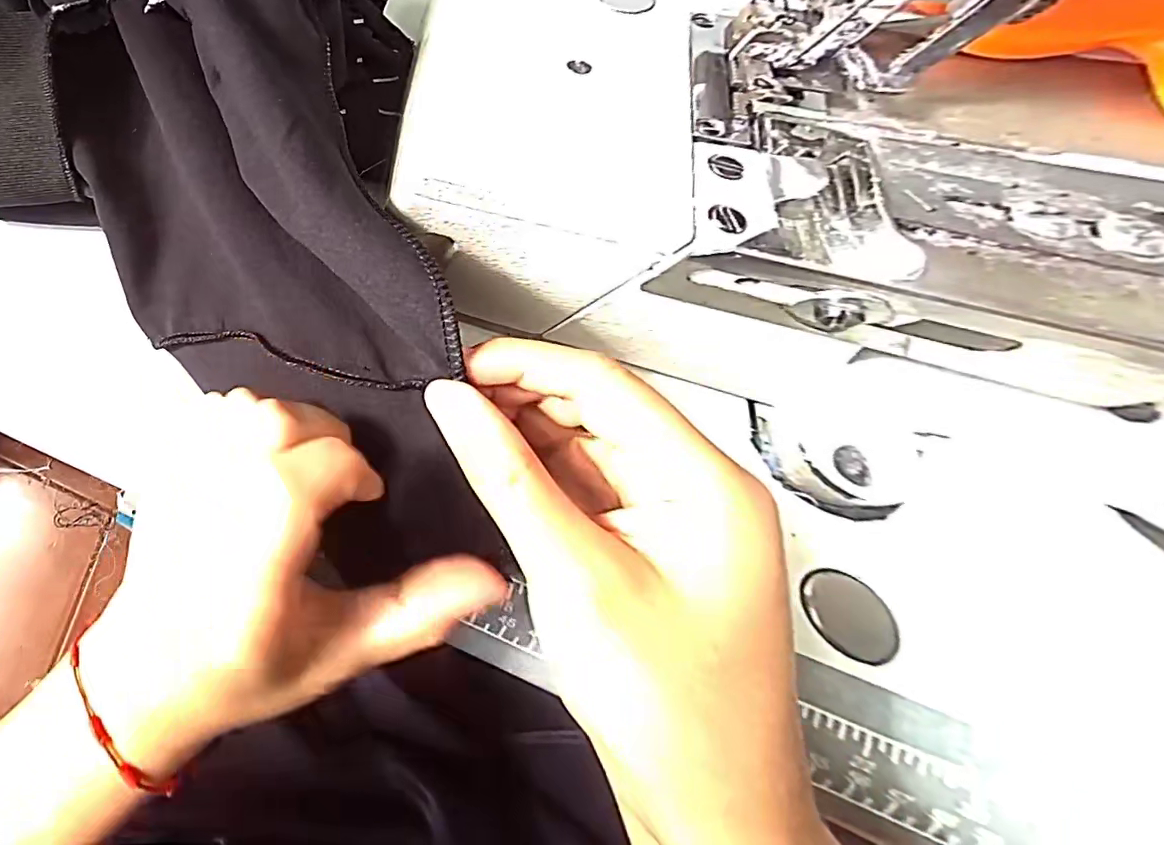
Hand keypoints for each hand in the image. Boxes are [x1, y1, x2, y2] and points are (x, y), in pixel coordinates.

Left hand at [79, 389, 506, 772]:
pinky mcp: (162, 465)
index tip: (363, 497)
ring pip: (246, 403)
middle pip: (286, 417)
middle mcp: (219, 488)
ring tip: (293, 467)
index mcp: (266, 533)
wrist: (152, 671)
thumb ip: (415, 610)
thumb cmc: (243, 668)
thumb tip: (485, 577)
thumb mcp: (338, 649)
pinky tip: (249, 458)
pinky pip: (207, 409)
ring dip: (282, 423)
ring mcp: (183, 471)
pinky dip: (237, 419)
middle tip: (332, 478)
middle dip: (325, 437)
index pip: (329, 457)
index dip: (359, 473)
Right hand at [425, 340, 828, 844]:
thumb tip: (457, 406)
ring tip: (465, 426)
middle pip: (593, 404)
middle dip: (519, 392)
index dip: (527, 363)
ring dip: (519, 427)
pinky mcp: (634, 537)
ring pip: (579, 438)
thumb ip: (506, 477)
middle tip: (456, 396)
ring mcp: (663, 513)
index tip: (467, 365)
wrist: (705, 807)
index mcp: (707, 484)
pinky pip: (573, 477)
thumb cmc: (677, 713)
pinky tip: (493, 464)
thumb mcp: (573, 575)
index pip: (605, 382)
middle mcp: (693, 488)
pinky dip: (529, 466)